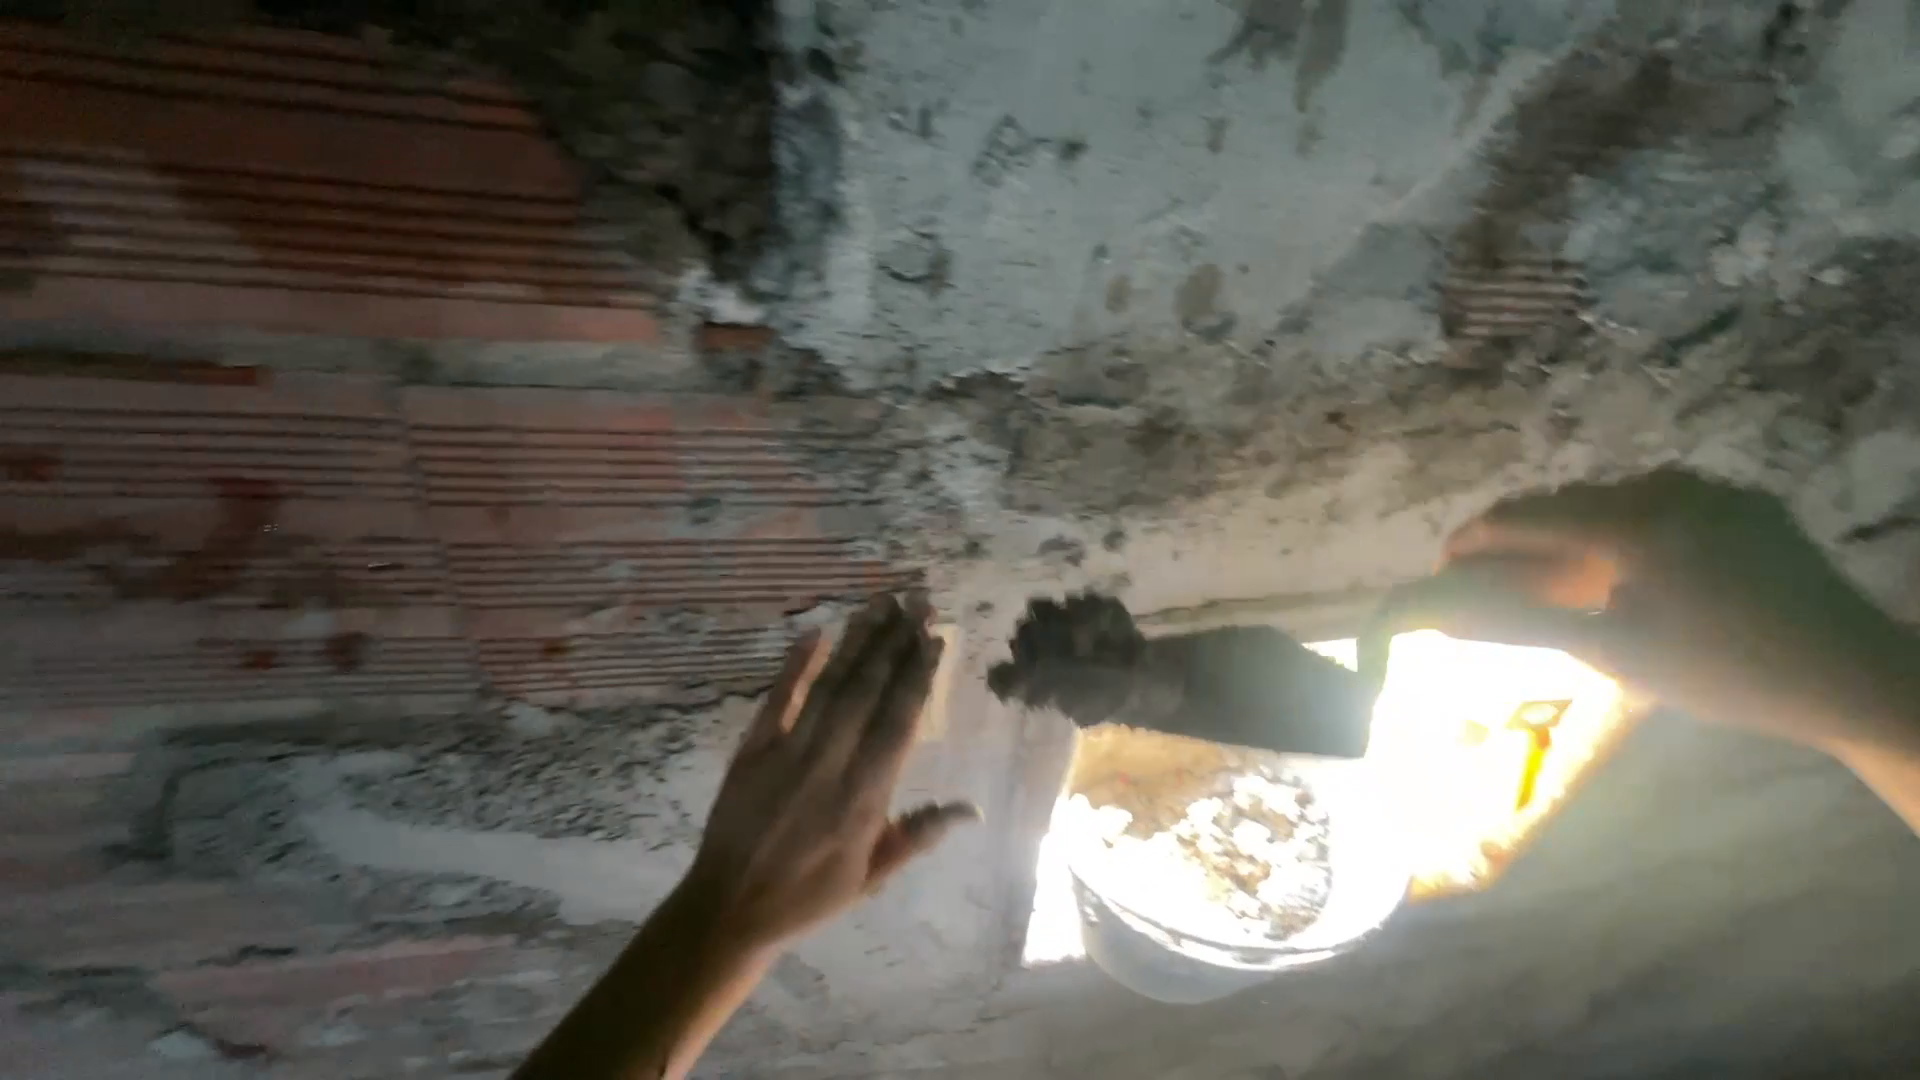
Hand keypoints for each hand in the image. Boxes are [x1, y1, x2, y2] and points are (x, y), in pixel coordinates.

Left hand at [684, 592, 979, 949]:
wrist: (730, 908)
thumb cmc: (810, 894)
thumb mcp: (873, 876)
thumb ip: (919, 835)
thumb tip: (972, 808)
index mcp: (865, 797)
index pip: (899, 722)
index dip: (918, 676)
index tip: (934, 638)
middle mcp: (831, 765)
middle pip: (868, 691)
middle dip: (895, 641)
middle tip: (916, 600)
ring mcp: (789, 752)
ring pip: (831, 686)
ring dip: (857, 641)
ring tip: (880, 603)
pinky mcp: (753, 748)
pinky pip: (779, 698)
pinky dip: (796, 664)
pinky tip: (816, 632)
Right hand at [1385, 468, 1919, 751]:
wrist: (1856, 681)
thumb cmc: (1720, 673)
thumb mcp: (1608, 650)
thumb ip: (1518, 623)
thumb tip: (1441, 617)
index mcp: (1629, 525)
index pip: (1520, 518)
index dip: (1471, 541)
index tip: (1443, 569)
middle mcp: (1663, 490)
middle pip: (1556, 503)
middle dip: (1513, 538)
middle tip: (1489, 579)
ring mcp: (1706, 490)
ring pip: (1599, 499)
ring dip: (1560, 531)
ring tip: (1548, 576)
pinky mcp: (1738, 501)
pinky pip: (1649, 500)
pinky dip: (1611, 525)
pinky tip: (1613, 562)